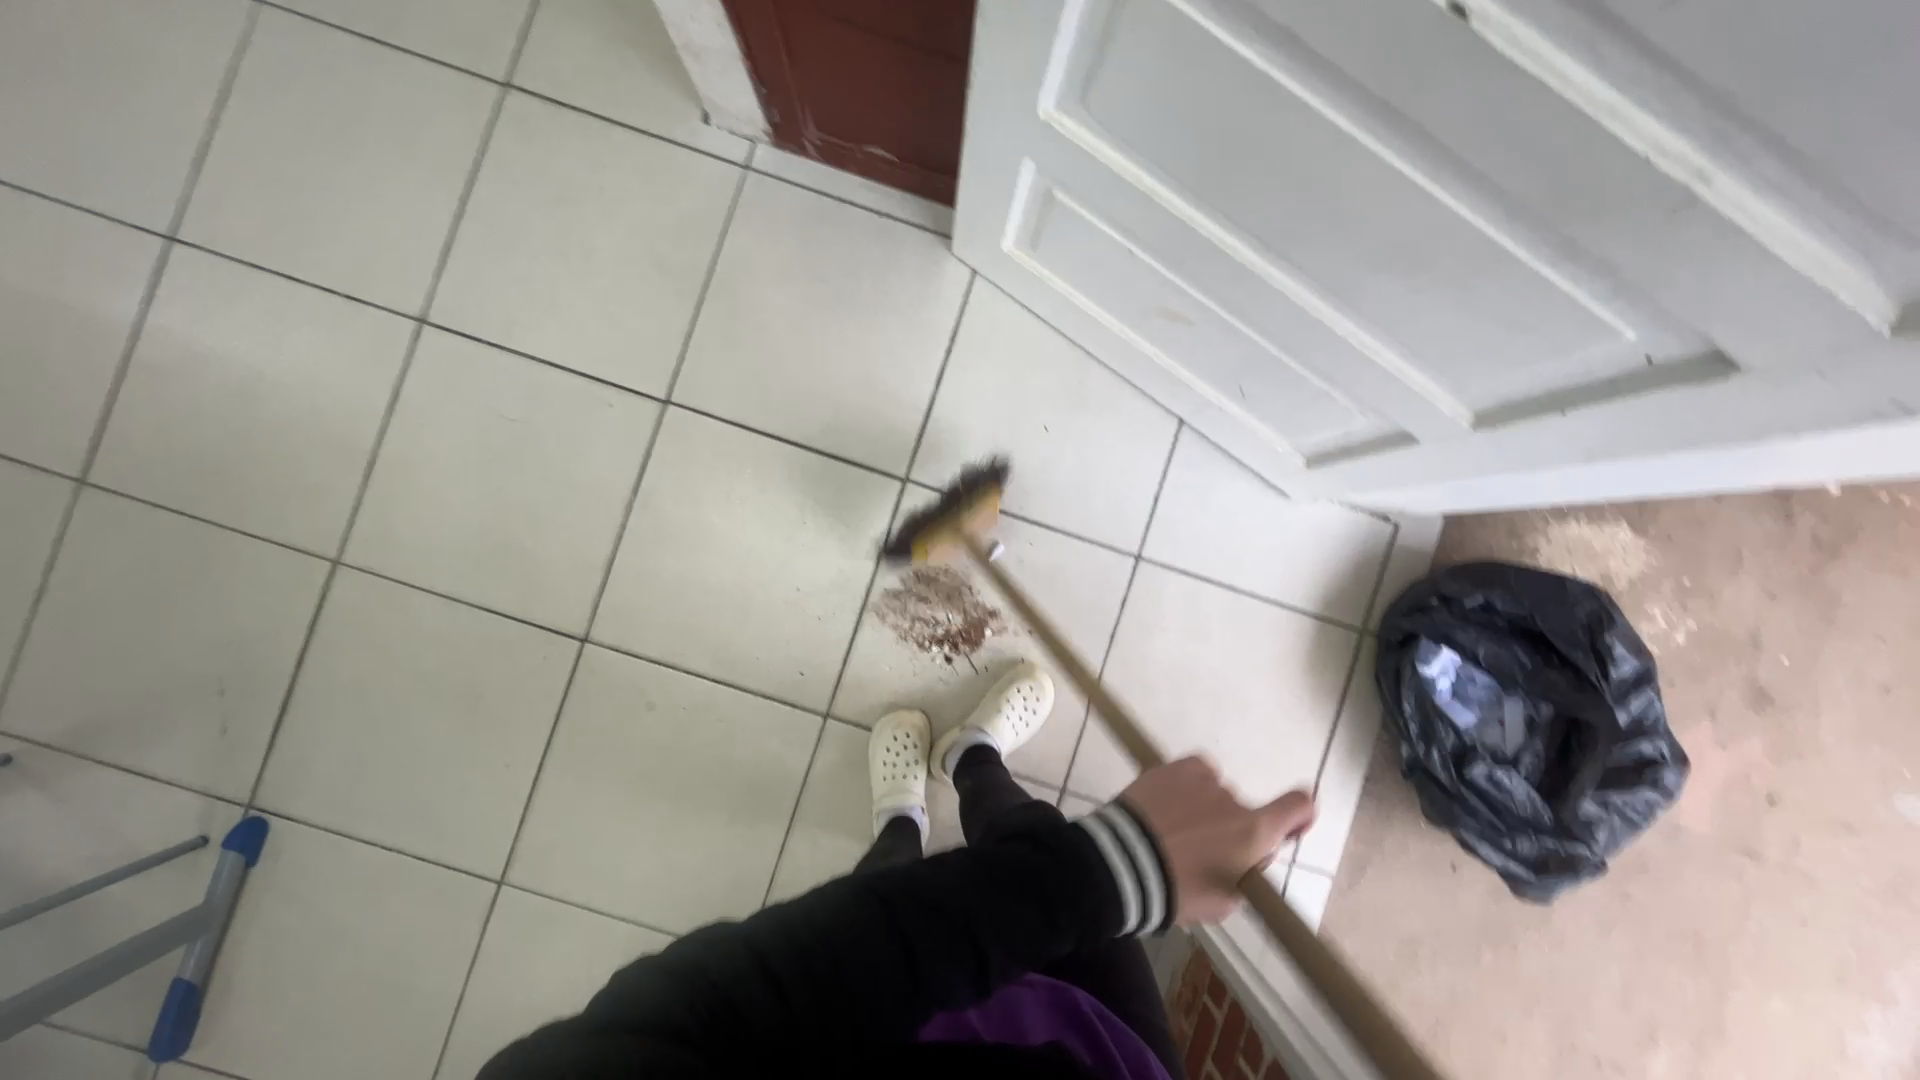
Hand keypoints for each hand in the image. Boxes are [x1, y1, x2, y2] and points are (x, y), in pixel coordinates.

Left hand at [1118, 756, 1315, 924]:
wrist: (1124, 864)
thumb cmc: (1178, 891)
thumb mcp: (1224, 901)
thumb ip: (1245, 877)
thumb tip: (1247, 859)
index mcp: (1254, 833)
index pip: (1299, 805)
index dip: (1300, 812)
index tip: (1292, 822)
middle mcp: (1234, 799)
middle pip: (1244, 812)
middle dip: (1230, 829)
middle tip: (1199, 851)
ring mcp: (1203, 779)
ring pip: (1214, 795)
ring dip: (1204, 809)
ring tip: (1173, 830)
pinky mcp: (1174, 767)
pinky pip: (1195, 772)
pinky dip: (1188, 785)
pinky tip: (1170, 804)